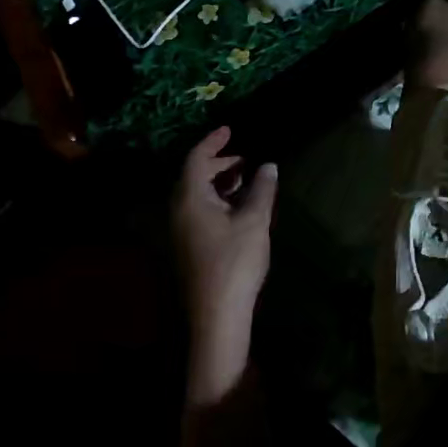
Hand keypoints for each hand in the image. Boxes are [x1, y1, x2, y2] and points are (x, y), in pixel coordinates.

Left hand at [172, 127, 276, 401]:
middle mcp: (179, 211)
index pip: (196, 158)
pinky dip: (218, 200)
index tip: (230, 130)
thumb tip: (268, 165)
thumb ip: (261, 189)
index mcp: (190, 198)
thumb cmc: (235, 263)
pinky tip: (240, 209)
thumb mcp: (254, 221)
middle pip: (194, 176)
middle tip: (244, 158)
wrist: (217, 317)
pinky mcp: (189, 248)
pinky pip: (200, 211)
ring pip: (197, 195)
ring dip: (220, 183)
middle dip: (219, 163)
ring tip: (246, 179)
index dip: (213, 141)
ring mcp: (181, 232)